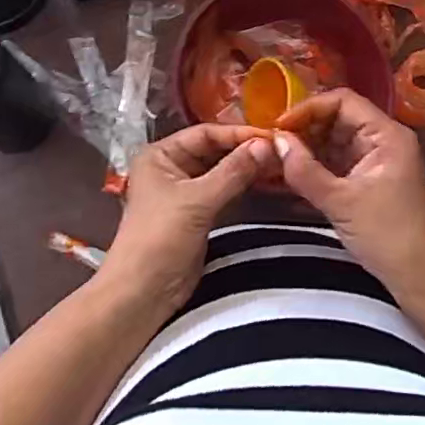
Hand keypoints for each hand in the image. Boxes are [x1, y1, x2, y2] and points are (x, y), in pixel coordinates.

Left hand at [102, 125, 276, 310]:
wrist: (142, 292)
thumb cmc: (160, 238)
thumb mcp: (197, 201)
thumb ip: (233, 171)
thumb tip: (266, 145)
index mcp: (160, 155)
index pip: (204, 133)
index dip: (238, 133)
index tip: (272, 135)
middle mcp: (171, 167)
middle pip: (213, 150)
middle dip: (245, 150)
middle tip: (282, 150)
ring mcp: (184, 192)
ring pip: (221, 171)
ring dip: (247, 168)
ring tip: (281, 163)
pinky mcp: (197, 214)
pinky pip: (224, 192)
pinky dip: (243, 187)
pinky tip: (267, 182)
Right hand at [273, 89, 424, 298]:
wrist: (418, 277)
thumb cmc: (386, 235)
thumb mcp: (340, 202)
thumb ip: (304, 169)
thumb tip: (275, 140)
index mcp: (386, 135)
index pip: (343, 101)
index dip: (308, 108)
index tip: (279, 125)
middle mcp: (382, 140)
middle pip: (337, 118)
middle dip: (304, 128)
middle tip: (273, 142)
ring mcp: (375, 159)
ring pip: (334, 139)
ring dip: (306, 146)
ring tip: (275, 156)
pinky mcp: (367, 178)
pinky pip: (336, 160)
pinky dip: (314, 164)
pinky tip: (289, 171)